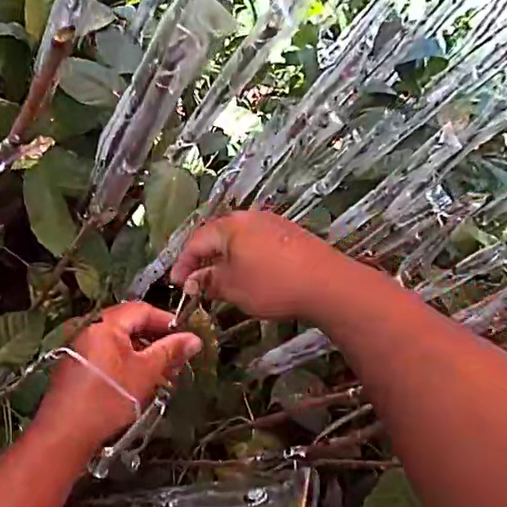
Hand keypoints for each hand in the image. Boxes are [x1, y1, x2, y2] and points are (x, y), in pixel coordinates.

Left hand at [33, 302, 201, 448]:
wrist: (66, 430)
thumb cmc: (107, 398)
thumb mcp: (146, 372)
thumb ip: (169, 352)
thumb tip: (192, 339)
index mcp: (104, 324)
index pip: (141, 309)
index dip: (166, 320)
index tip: (185, 336)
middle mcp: (88, 330)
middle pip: (129, 325)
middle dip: (156, 340)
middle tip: (177, 358)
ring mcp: (79, 348)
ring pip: (118, 343)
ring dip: (142, 355)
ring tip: (162, 375)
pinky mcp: (75, 367)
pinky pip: (105, 356)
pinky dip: (125, 364)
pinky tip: (138, 383)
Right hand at [168, 210, 377, 320]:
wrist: (329, 286)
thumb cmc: (275, 285)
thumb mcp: (230, 287)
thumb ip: (206, 282)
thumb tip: (193, 281)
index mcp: (229, 226)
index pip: (194, 242)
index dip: (183, 264)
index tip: (177, 284)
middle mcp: (250, 218)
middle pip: (216, 238)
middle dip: (203, 261)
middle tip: (195, 282)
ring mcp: (272, 224)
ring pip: (237, 241)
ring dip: (224, 260)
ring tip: (220, 282)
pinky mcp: (289, 236)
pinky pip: (257, 244)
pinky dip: (245, 259)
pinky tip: (248, 277)